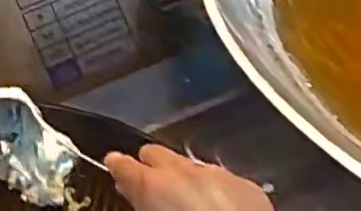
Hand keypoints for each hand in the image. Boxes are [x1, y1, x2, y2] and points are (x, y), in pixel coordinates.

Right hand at [105, 146, 271, 210]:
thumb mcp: (153, 210)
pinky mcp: (247, 187)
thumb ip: (142, 201)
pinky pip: (224, 180)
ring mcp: (216, 173)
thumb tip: (135, 196)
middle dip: (151, 166)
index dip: (117, 165)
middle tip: (150, 189)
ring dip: (185, 179)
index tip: (113, 166)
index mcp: (154, 187)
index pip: (124, 164)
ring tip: (187, 202)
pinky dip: (217, 191)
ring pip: (191, 165)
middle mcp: (182, 171)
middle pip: (157, 154)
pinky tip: (221, 208)